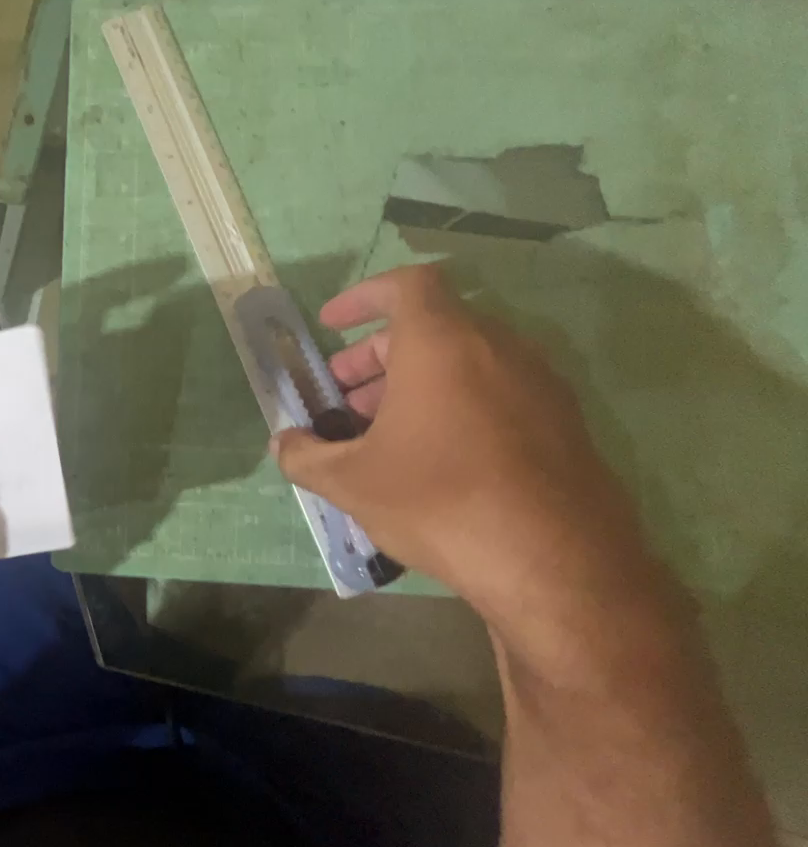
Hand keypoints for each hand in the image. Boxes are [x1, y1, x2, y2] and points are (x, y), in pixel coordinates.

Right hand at [272, 265, 659, 617]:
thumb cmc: (436, 501)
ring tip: (374, 431)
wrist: (553, 560)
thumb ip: (304, 455)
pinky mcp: (560, 422)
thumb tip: (286, 442)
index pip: (407, 286)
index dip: (363, 296)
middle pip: (432, 325)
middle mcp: (498, 349)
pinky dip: (450, 403)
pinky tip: (424, 456)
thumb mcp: (347, 481)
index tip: (330, 324)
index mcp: (442, 346)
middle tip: (340, 396)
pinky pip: (493, 390)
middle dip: (375, 354)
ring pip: (464, 360)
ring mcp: (537, 385)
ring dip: (411, 382)